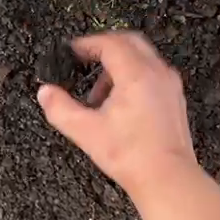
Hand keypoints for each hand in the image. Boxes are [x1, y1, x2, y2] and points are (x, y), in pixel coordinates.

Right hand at [37, 32, 199, 192]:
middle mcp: (157, 73)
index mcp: (136, 75)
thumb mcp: (85, 132)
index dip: (87, 43)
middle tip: (84, 58)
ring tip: (98, 94)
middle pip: (130, 42)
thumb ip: (60, 109)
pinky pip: (152, 74)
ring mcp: (170, 85)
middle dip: (105, 46)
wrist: (166, 178)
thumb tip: (45, 93)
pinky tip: (118, 104)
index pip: (110, 44)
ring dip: (117, 66)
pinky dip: (132, 78)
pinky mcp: (174, 99)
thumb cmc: (130, 156)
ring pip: (142, 58)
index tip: (72, 51)